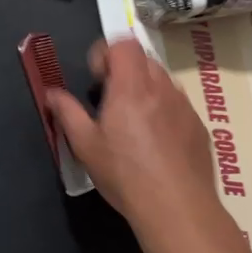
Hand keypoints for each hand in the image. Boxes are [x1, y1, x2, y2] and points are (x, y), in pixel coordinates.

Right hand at [47, 37, 224, 238]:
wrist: (177, 208)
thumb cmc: (125, 173)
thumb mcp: (85, 144)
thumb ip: (66, 112)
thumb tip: (51, 93)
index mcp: (131, 87)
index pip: (123, 44)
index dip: (106, 53)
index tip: (96, 80)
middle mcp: (162, 89)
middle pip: (143, 59)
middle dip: (124, 70)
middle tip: (109, 100)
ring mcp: (185, 107)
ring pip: (163, 81)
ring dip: (145, 89)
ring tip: (133, 122)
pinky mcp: (200, 128)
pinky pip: (178, 105)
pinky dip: (164, 110)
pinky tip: (156, 143)